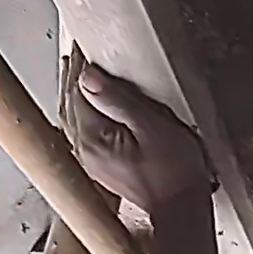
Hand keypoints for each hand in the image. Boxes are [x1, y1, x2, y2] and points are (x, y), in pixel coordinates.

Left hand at [69, 62, 210, 216]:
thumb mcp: (153, 127)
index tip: (82, 46)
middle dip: (73, 78)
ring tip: (79, 71)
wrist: (181, 207)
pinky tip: (91, 104)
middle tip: (75, 51)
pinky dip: (84, 111)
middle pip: (71, 105)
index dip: (80, 68)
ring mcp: (90, 161)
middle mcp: (83, 150)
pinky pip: (84, 130)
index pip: (78, 93)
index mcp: (92, 139)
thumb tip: (87, 76)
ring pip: (74, 118)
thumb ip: (119, 101)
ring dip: (77, 94)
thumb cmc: (175, 169)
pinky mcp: (101, 166)